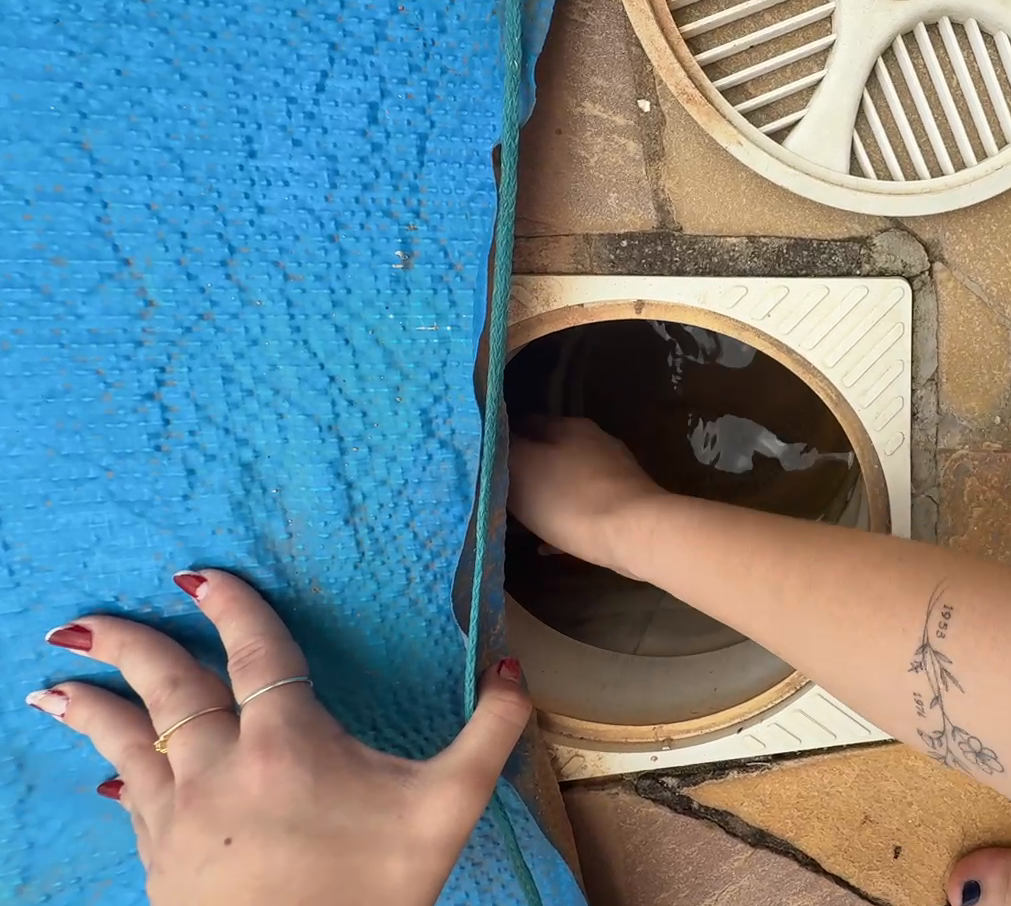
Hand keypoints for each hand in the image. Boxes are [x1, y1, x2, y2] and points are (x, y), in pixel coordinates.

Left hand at [28, 569, 530, 905]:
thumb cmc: (376, 882)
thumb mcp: (454, 799)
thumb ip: (494, 725)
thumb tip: (514, 666)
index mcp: (288, 742)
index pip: (253, 657)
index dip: (233, 611)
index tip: (201, 577)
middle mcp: (220, 770)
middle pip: (169, 694)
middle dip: (135, 649)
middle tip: (94, 619)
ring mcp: (179, 820)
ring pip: (129, 747)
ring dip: (94, 709)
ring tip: (55, 687)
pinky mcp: (161, 864)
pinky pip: (131, 798)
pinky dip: (116, 767)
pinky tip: (106, 770)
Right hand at [508, 415, 662, 574]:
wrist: (633, 531)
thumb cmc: (569, 497)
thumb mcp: (522, 467)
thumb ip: (504, 449)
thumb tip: (494, 437)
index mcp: (571, 427)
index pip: (525, 423)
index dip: (499, 441)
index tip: (477, 462)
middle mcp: (596, 443)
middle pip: (547, 454)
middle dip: (520, 474)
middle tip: (492, 496)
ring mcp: (613, 474)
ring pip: (565, 484)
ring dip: (541, 501)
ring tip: (514, 523)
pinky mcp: (623, 503)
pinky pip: (583, 511)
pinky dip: (562, 524)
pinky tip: (545, 546)